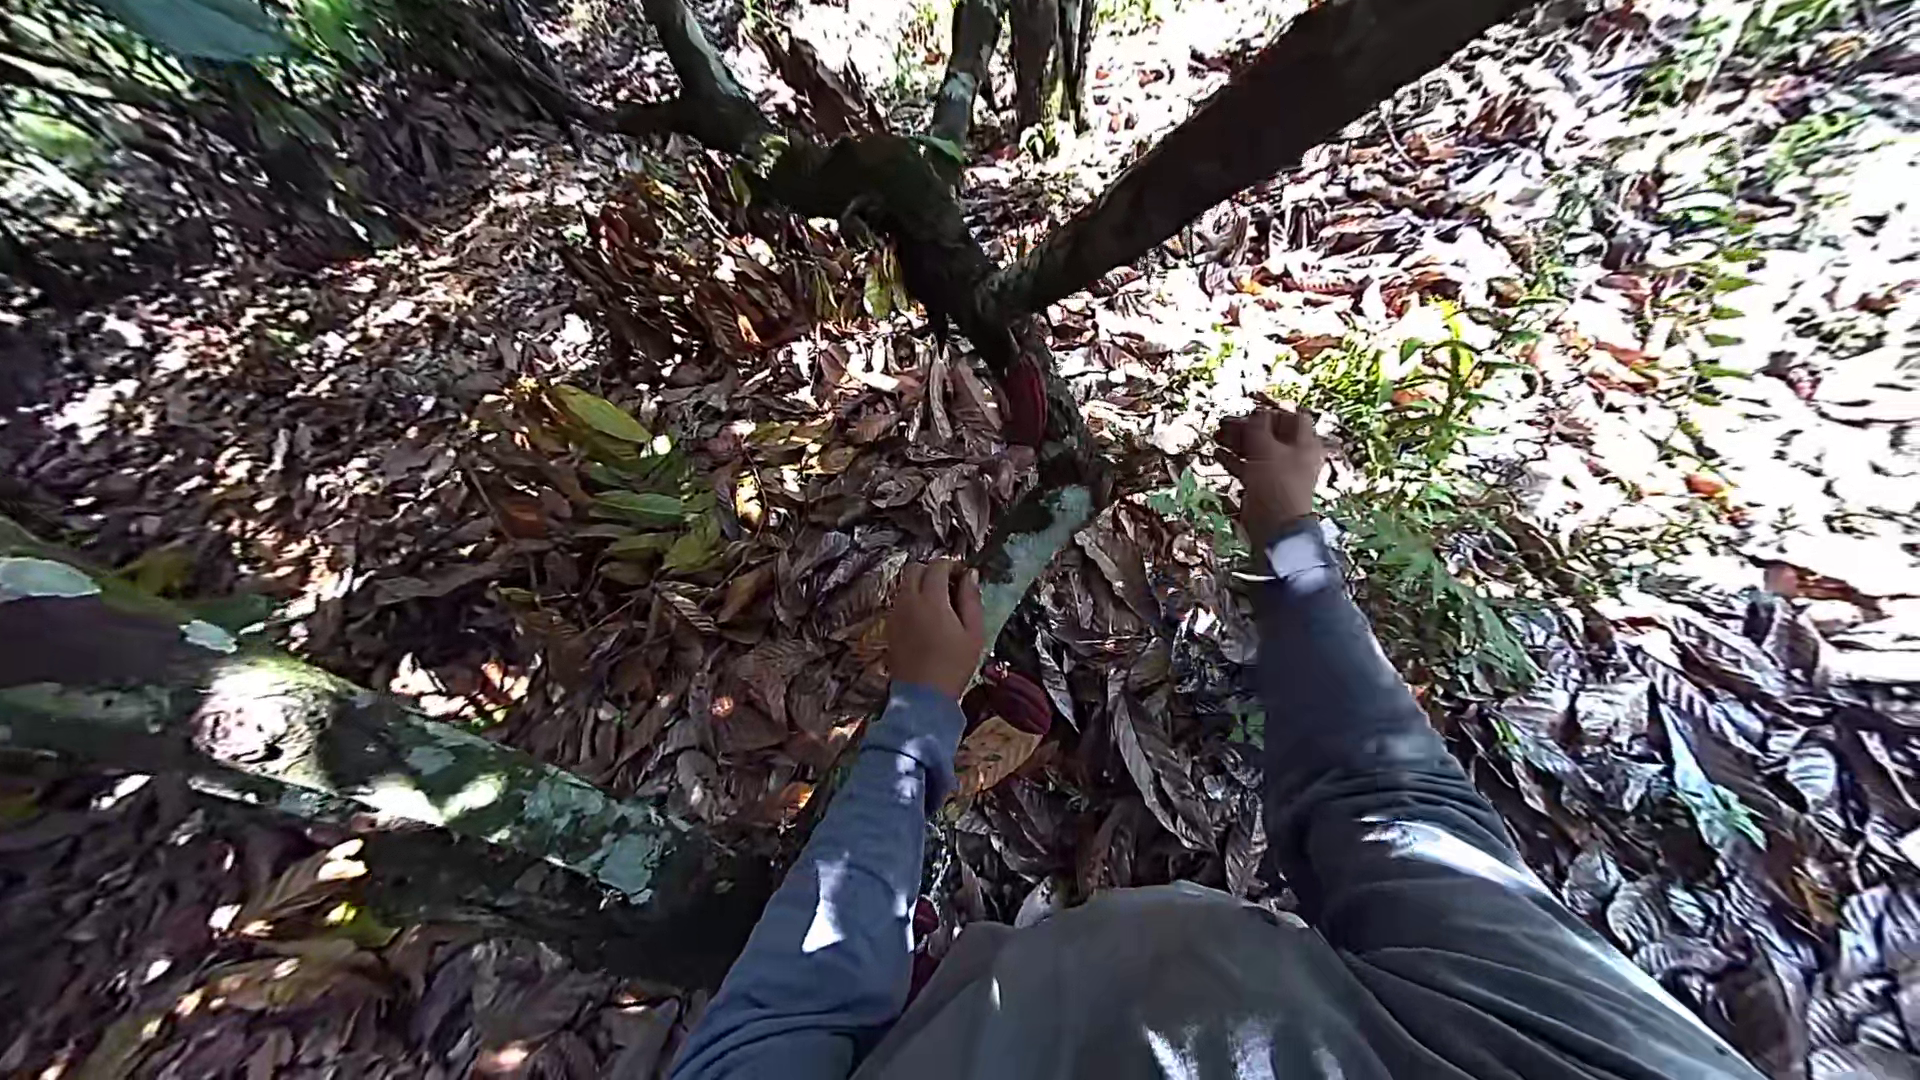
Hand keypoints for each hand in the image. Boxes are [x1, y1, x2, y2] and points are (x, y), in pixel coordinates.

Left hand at [887, 558, 985, 699]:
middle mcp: (908, 601)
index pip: (937, 565)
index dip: (952, 565)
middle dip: (932, 570)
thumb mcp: (974, 632)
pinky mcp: (889, 626)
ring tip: (940, 603)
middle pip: (915, 568)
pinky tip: (927, 619)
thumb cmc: (954, 665)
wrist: (923, 697)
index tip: (964, 576)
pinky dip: (912, 600)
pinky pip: (900, 601)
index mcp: (931, 599)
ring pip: (904, 584)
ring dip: (921, 584)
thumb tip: (970, 574)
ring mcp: (895, 613)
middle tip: (950, 586)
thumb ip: (971, 599)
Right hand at [1214, 405, 1326, 549]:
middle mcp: (1293, 455)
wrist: (1274, 525)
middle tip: (1226, 422)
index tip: (1250, 408)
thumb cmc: (1277, 484)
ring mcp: (1277, 471)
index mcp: (1304, 444)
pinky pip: (1246, 466)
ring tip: (1217, 435)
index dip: (1272, 410)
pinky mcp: (1261, 484)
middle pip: (1271, 433)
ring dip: (1237, 441)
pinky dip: (1233, 459)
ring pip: (1256, 449)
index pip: (1293, 417)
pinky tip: (1218, 453)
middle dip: (1248, 426)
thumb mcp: (1267, 450)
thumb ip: (1259, 428)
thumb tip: (1256, 412)